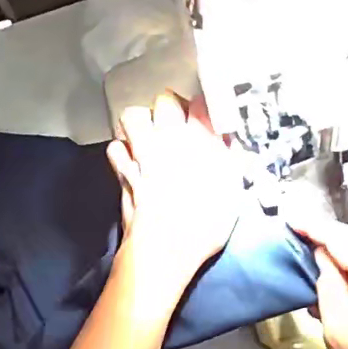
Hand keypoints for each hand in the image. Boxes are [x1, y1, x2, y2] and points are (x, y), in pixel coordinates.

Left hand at [107, 91, 241, 301]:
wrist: (164, 247)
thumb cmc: (203, 225)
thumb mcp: (232, 193)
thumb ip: (231, 163)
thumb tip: (229, 149)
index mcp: (201, 140)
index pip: (202, 104)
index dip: (203, 109)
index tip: (206, 119)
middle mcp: (169, 140)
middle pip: (165, 101)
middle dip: (170, 107)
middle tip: (175, 121)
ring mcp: (142, 154)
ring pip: (133, 116)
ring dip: (140, 122)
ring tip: (147, 133)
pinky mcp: (122, 172)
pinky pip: (115, 147)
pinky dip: (121, 149)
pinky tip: (129, 158)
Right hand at [291, 215, 347, 348]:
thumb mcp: (340, 335)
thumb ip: (327, 289)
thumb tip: (321, 260)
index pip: (341, 242)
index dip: (314, 230)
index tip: (290, 219)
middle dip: (329, 242)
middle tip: (298, 244)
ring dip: (346, 257)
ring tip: (316, 269)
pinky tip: (345, 283)